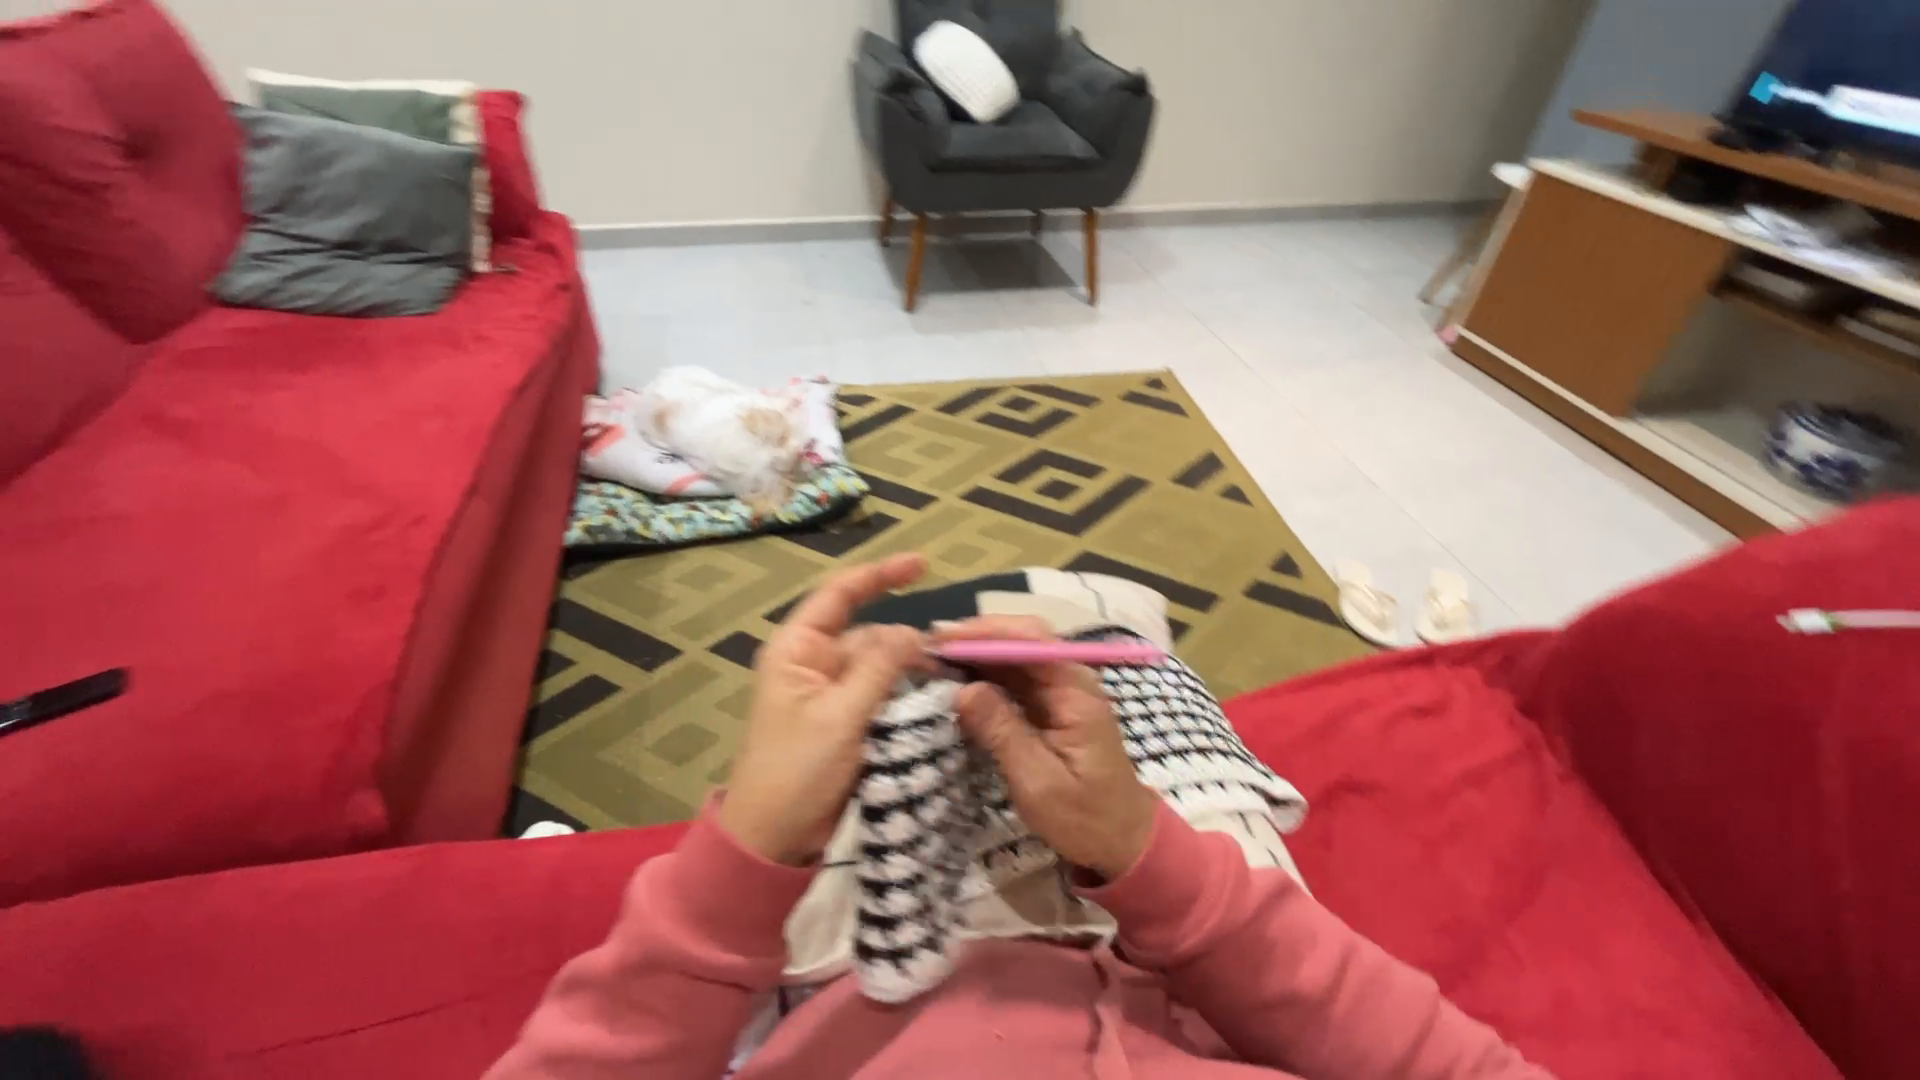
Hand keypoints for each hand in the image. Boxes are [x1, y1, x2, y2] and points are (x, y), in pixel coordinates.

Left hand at [718, 555, 928, 864]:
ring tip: (951, 676)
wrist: (776, 839)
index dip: (880, 574)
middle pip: (869, 633)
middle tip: (953, 654)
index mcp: (798, 649)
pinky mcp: (848, 721)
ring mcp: (832, 693)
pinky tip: (937, 697)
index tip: (923, 564)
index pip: (839, 595)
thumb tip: (913, 629)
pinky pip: (883, 694)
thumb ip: (878, 668)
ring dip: (911, 669)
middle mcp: (815, 662)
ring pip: (881, 665)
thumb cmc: (796, 771)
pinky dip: (906, 694)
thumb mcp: (839, 716)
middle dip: (907, 640)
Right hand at [941, 617, 1158, 881]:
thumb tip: (964, 690)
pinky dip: (985, 676)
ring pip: (1014, 657)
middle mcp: (1070, 680)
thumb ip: (1003, 732)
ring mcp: (1059, 692)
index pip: (1031, 640)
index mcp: (1076, 691)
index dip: (987, 634)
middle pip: (1021, 640)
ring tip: (933, 659)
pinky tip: (956, 681)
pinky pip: (1014, 679)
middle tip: (929, 647)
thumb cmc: (1084, 816)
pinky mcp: (1048, 706)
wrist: (1120, 839)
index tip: (945, 640)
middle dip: (976, 639)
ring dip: (976, 655)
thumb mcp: (1038, 781)